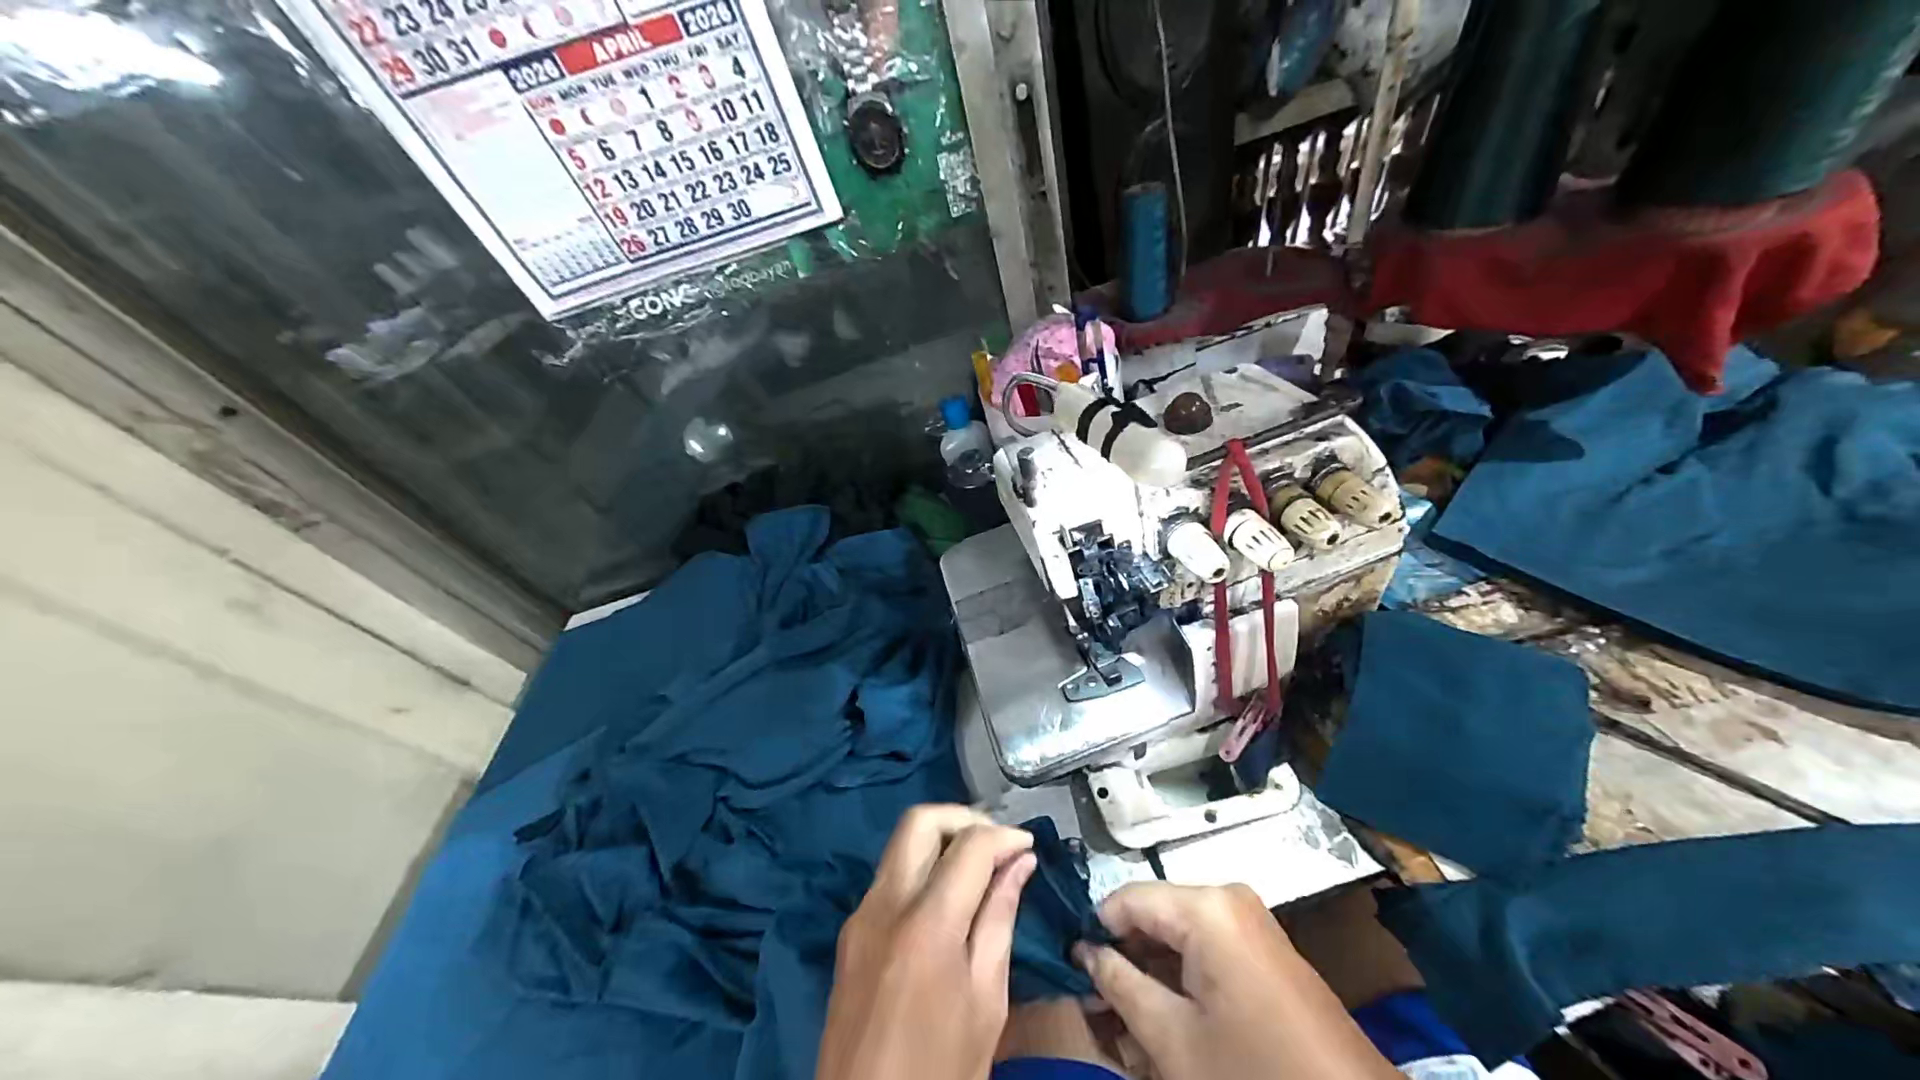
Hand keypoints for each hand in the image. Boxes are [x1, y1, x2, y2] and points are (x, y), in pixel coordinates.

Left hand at [817, 804, 1038, 1079]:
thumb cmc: (941, 1070)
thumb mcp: (986, 1001)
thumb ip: (1000, 919)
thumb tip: (1019, 863)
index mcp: (926, 926)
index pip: (970, 845)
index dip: (1005, 835)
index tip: (1029, 846)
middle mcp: (885, 905)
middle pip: (920, 821)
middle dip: (964, 819)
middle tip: (998, 844)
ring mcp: (859, 916)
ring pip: (899, 844)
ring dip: (941, 840)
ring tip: (979, 866)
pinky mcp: (849, 932)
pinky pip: (888, 877)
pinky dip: (921, 868)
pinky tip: (948, 896)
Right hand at [1075, 882, 1402, 1079]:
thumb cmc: (1256, 1076)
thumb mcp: (1173, 1038)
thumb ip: (1118, 985)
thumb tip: (1084, 953)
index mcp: (1205, 907)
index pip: (1124, 899)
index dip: (1093, 934)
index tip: (1073, 976)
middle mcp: (1227, 900)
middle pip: (1151, 916)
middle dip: (1122, 961)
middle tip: (1099, 1012)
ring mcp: (1250, 924)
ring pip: (1176, 936)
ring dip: (1149, 977)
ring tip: (1130, 1029)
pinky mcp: (1263, 950)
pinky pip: (1205, 950)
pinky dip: (1180, 981)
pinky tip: (1169, 1026)